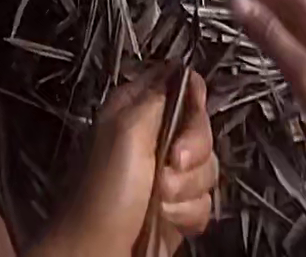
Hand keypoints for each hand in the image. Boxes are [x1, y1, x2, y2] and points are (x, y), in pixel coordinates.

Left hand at [43, 67, 217, 256]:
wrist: (98, 256)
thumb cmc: (105, 193)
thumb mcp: (128, 130)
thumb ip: (158, 96)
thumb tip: (180, 67)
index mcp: (138, 107)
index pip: (179, 82)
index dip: (192, 94)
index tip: (192, 110)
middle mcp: (155, 135)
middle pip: (199, 124)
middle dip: (192, 148)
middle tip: (170, 163)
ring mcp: (168, 172)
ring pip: (206, 165)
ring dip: (187, 187)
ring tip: (160, 198)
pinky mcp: (178, 206)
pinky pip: (205, 201)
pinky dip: (188, 212)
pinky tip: (167, 218)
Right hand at [228, 0, 305, 138]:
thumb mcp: (298, 68)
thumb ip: (265, 31)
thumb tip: (235, 1)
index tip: (225, 15)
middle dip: (256, 8)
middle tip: (259, 48)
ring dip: (274, 18)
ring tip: (279, 54)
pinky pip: (302, 6)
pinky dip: (291, 22)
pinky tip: (298, 52)